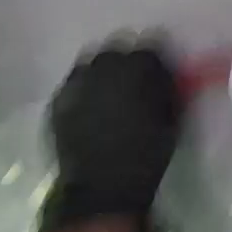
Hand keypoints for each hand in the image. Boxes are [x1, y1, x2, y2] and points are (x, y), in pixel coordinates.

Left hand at [39, 41, 182, 231]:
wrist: (103, 186)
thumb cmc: (147, 154)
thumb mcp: (172, 118)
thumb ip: (168, 89)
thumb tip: (167, 76)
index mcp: (139, 65)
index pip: (152, 45)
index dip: (156, 61)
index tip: (158, 73)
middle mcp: (106, 64)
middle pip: (117, 49)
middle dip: (125, 62)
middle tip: (133, 83)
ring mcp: (78, 80)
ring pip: (92, 63)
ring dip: (102, 73)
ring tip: (108, 94)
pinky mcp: (59, 99)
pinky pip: (74, 85)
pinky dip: (83, 91)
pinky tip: (89, 110)